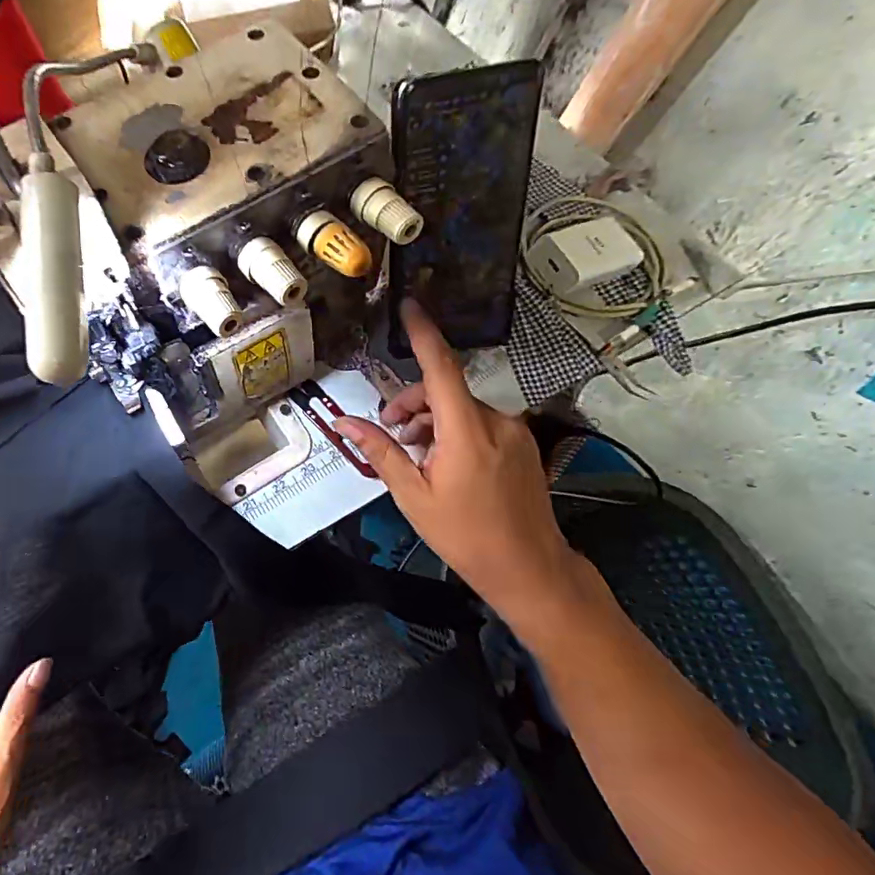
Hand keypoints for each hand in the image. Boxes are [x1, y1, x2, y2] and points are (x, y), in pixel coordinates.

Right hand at [335, 300, 581, 609]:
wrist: (528, 568)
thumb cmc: (466, 536)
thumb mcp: (412, 495)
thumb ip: (380, 451)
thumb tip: (345, 423)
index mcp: (467, 433)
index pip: (442, 370)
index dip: (424, 335)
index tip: (410, 306)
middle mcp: (496, 423)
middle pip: (446, 390)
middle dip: (412, 402)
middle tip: (390, 430)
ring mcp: (515, 433)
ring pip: (462, 407)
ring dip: (432, 419)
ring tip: (415, 453)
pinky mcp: (523, 444)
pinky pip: (481, 422)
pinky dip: (455, 430)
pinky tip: (443, 460)